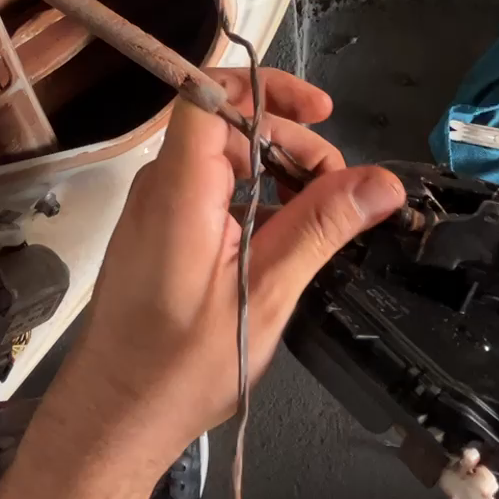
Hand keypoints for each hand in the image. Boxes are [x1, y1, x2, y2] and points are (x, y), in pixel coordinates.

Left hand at [42, 68, 405, 472]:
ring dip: (277, 168)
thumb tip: (381, 182)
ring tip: (320, 209)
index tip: (320, 110)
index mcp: (179, 187)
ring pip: (225, 153)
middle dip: (291, 140)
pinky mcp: (163, 223)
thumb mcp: (266, 294)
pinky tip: (286, 229)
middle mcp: (162, 182)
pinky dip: (256, 192)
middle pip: (229, 122)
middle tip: (339, 187)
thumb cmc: (182, 364)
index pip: (206, 93)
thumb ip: (320, 227)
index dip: (264, 86)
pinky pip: (213, 183)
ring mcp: (159, 202)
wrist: (116, 413)